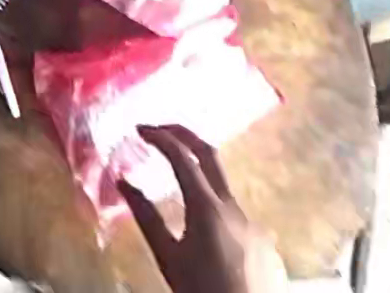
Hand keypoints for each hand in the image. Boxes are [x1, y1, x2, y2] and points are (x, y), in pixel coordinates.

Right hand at [118, 126, 287, 292]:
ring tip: (176, 184)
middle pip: (209, 152)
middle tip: (159, 130)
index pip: (181, 156)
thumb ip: (146, 217)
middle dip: (183, 134)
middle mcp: (234, 207)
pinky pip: (237, 217)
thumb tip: (122, 181)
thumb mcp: (169, 260)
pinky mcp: (267, 245)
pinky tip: (207, 238)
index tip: (140, 129)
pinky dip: (216, 212)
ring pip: (223, 187)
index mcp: (207, 208)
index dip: (159, 136)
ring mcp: (254, 224)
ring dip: (199, 175)